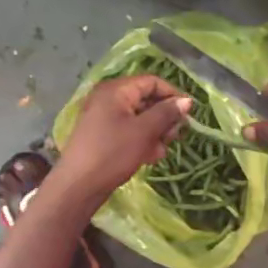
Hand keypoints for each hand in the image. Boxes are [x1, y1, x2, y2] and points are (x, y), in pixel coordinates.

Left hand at [51, 74, 192, 202]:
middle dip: (164, 118)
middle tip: (173, 137)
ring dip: (155, 133)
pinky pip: (129, 131)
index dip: (172, 95)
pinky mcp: (103, 136)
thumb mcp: (143, 132)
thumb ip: (166, 113)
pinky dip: (141, 141)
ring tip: (159, 151)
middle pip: (146, 99)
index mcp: (115, 90)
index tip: (189, 115)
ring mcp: (104, 117)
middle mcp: (108, 98)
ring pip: (139, 118)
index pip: (151, 82)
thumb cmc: (112, 153)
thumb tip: (187, 100)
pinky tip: (149, 158)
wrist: (78, 186)